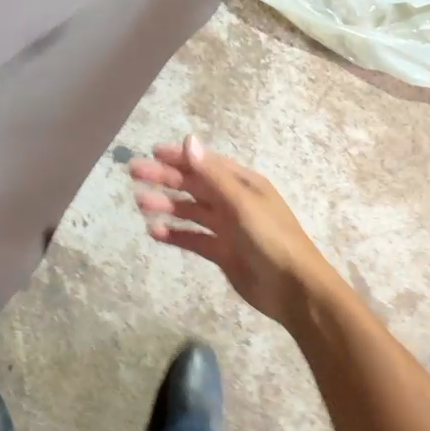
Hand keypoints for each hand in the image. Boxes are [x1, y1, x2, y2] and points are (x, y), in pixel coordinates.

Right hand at [131, 136, 335, 327]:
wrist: (295, 291)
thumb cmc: (271, 239)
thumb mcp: (241, 203)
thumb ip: (211, 173)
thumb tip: (187, 139)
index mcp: (243, 184)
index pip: (205, 163)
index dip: (178, 157)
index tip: (151, 153)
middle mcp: (233, 201)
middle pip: (193, 185)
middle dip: (164, 178)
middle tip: (134, 174)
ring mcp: (227, 228)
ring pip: (190, 211)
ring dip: (166, 204)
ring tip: (139, 203)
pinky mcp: (222, 253)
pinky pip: (193, 238)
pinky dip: (175, 234)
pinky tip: (155, 233)